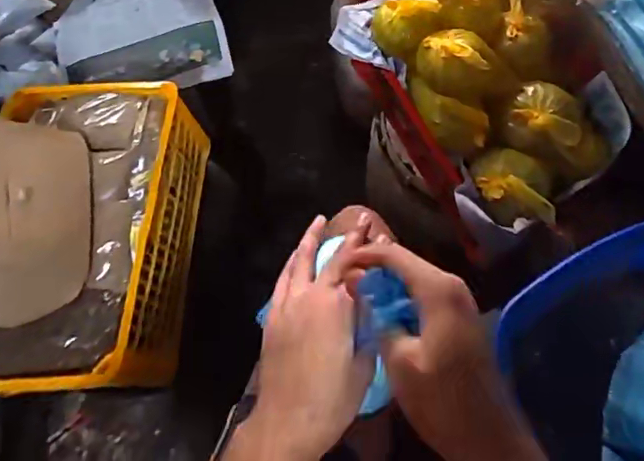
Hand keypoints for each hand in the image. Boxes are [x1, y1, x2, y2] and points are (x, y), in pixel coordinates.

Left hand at [233, 215, 376, 460]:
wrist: (286, 423)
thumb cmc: (331, 399)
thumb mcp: (363, 363)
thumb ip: (366, 325)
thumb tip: (368, 298)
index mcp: (334, 304)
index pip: (349, 262)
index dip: (361, 242)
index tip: (371, 225)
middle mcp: (309, 296)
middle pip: (325, 257)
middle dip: (342, 236)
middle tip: (357, 220)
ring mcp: (287, 306)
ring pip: (297, 263)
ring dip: (308, 241)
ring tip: (317, 224)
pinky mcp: (272, 319)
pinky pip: (282, 281)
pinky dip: (290, 265)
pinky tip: (293, 262)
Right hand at [338, 242, 544, 460]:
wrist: (487, 435)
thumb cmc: (442, 399)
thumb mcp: (400, 362)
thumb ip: (378, 317)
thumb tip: (357, 283)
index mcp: (439, 289)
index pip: (396, 255)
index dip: (366, 254)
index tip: (341, 262)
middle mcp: (452, 284)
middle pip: (408, 263)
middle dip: (377, 267)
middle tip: (347, 278)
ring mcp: (459, 300)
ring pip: (417, 279)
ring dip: (390, 284)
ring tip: (360, 292)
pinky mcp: (460, 316)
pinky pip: (426, 295)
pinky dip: (404, 298)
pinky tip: (385, 311)